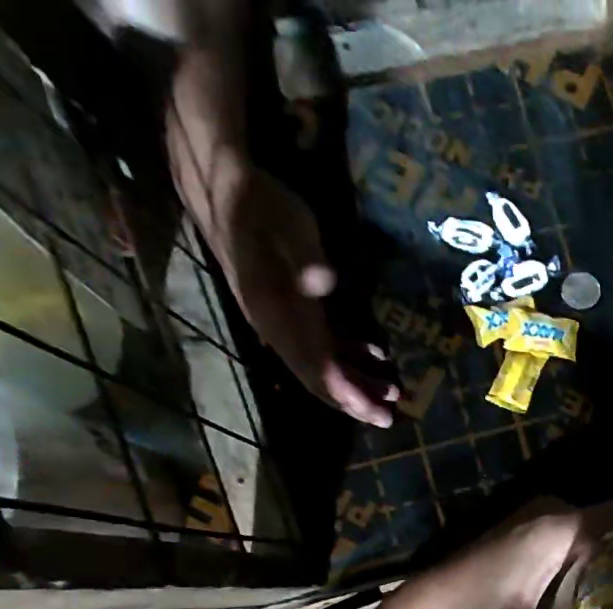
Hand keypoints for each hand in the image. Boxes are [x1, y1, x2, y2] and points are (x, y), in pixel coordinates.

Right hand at [202, 160, 400, 426]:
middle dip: (356, 401)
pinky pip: (319, 346)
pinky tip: (372, 356)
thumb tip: (324, 284)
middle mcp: (279, 329)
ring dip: (356, 381)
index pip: (319, 369)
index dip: (349, 395)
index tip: (378, 414)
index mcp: (279, 316)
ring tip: (391, 391)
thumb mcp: (285, 224)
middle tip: (390, 417)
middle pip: (320, 378)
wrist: (221, 189)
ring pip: (322, 365)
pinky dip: (347, 356)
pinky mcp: (289, 310)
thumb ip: (304, 255)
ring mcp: (283, 322)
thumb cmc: (258, 205)